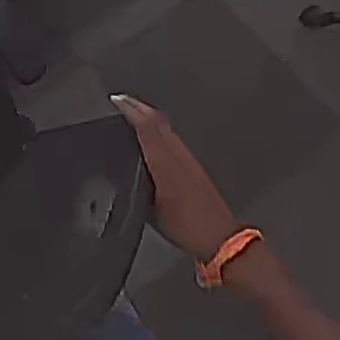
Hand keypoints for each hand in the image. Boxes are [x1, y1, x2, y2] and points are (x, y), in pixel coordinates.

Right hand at [113, 94, 240, 262]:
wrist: (223, 240)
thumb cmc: (187, 227)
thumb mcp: (151, 209)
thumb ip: (137, 183)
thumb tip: (121, 169)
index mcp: (165, 162)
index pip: (146, 127)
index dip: (130, 111)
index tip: (115, 100)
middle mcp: (178, 155)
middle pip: (157, 121)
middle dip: (138, 107)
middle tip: (120, 100)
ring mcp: (189, 158)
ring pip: (165, 127)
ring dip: (148, 115)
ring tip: (132, 112)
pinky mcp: (194, 165)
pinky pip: (172, 136)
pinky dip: (157, 127)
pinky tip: (152, 134)